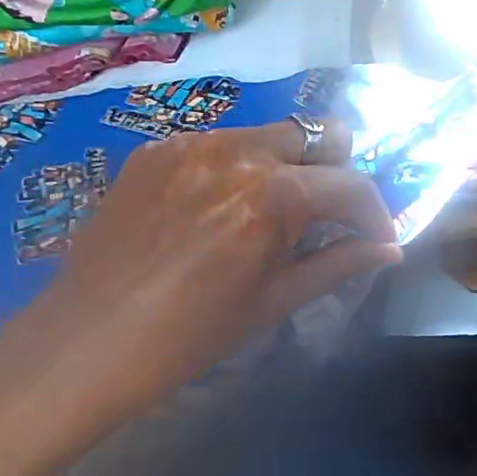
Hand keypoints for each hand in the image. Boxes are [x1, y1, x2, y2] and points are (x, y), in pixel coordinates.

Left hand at [0, 119, 401, 433]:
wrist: (87, 340)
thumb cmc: (189, 336)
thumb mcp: (272, 303)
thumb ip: (336, 264)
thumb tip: (389, 249)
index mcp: (271, 196)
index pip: (349, 184)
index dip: (374, 213)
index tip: (376, 238)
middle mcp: (234, 152)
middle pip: (313, 134)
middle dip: (331, 174)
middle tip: (322, 219)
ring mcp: (188, 144)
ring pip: (264, 135)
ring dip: (283, 168)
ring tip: (265, 216)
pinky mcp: (153, 149)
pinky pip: (214, 144)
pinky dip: (233, 169)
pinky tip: (213, 211)